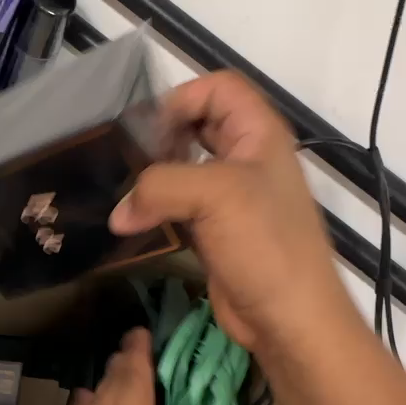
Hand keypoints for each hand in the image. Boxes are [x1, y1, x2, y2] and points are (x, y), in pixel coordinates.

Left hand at [49, 329, 193, 404]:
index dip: (138, 353)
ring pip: (93, 397)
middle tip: (132, 346)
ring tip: (116, 371)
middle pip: (112, 382)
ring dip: (106, 380)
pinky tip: (86, 401)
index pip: (135, 378)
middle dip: (123, 362)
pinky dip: (85, 403)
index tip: (142, 334)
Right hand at [110, 72, 359, 353]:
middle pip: (199, 127)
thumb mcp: (215, 196)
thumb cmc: (264, 246)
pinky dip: (157, 213)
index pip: (218, 89)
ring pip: (186, 172)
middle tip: (124, 161)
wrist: (287, 315)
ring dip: (154, 180)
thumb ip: (160, 187)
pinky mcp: (217, 236)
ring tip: (122, 195)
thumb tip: (118, 213)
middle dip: (161, 138)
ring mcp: (232, 200)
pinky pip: (181, 211)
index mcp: (259, 134)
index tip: (143, 131)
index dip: (181, 98)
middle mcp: (247, 160)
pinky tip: (134, 226)